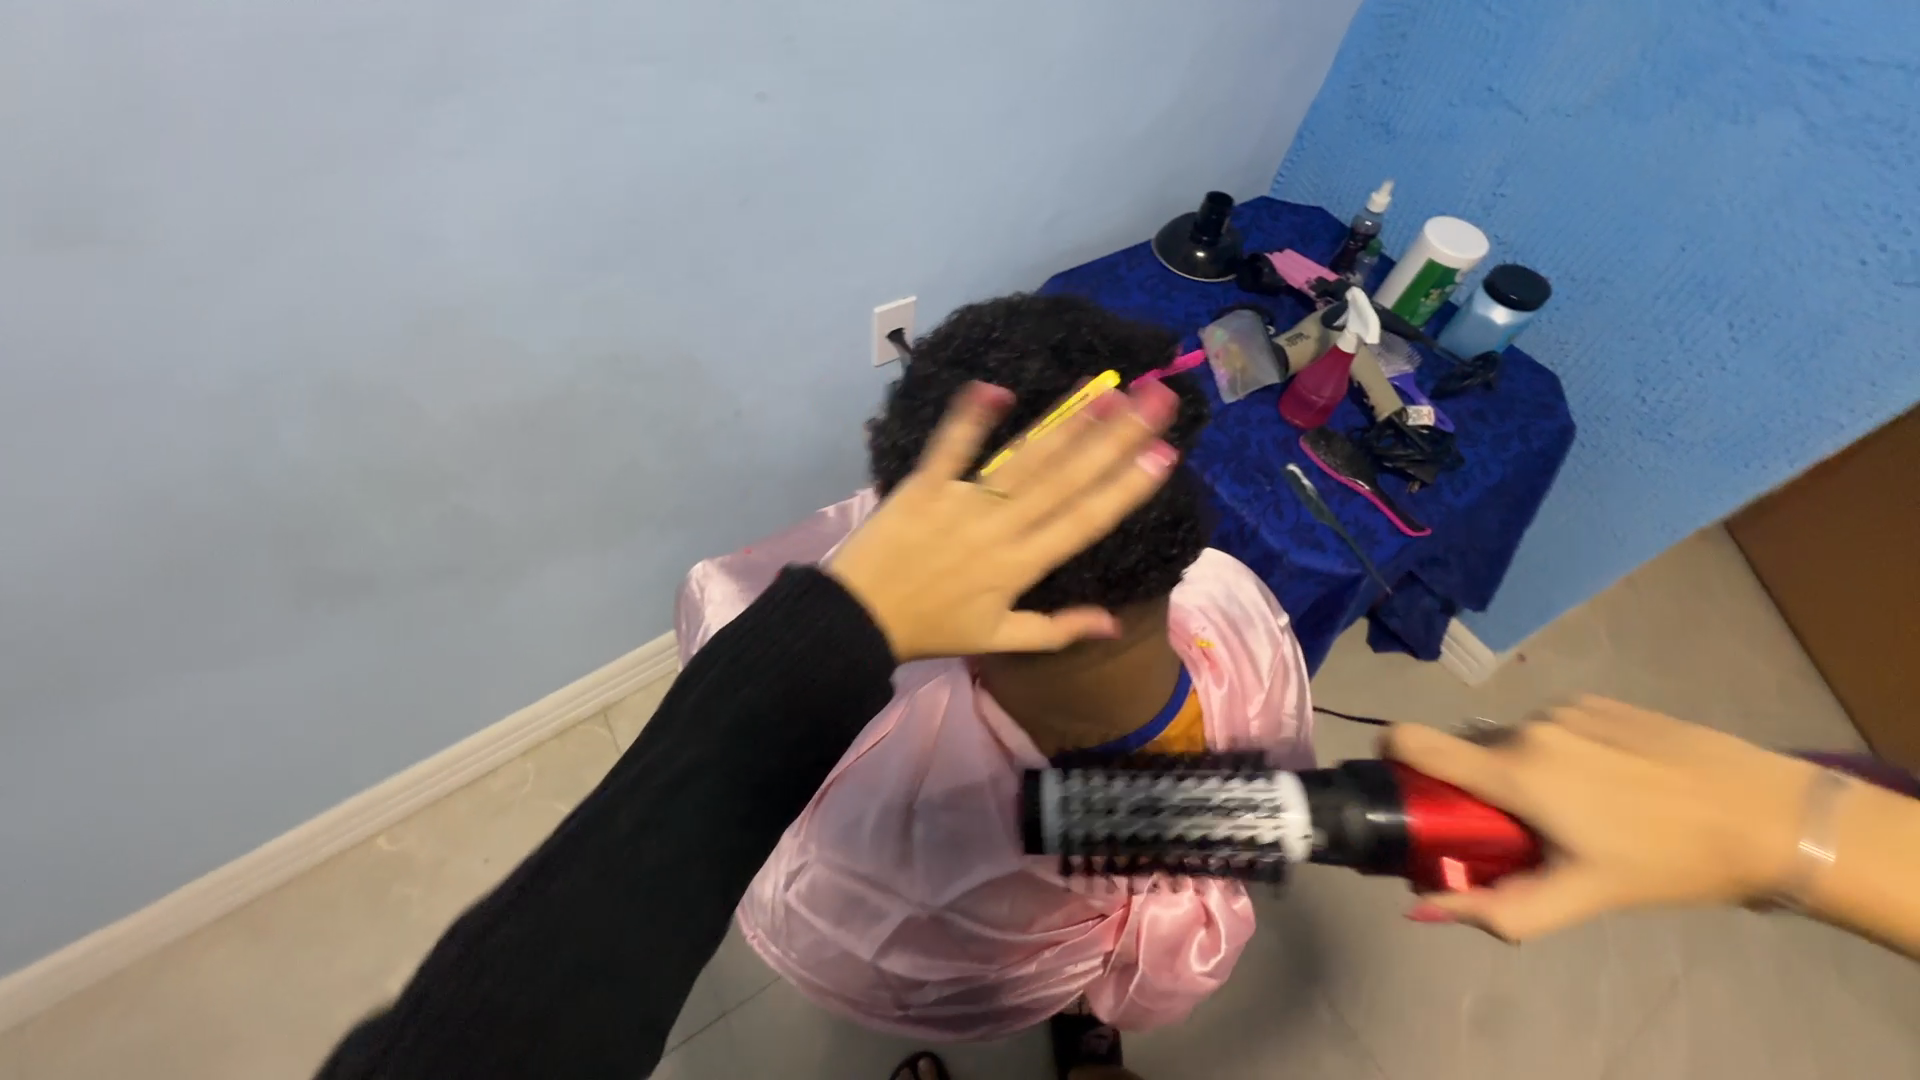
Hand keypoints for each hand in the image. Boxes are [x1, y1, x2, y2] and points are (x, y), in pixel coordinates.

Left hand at [825, 379, 1179, 661]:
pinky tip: (997, 388)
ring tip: (1104, 392)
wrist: (859, 620)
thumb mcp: (999, 640)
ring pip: (1023, 461)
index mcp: (1022, 566)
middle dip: (1115, 439)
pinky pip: (949, 448)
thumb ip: (1058, 629)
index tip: (1164, 454)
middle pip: (1066, 479)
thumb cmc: (934, 629)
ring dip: (1065, 425)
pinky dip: (970, 418)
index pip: (1084, 522)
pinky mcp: (923, 486)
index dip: (1126, 488)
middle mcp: (1001, 528)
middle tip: (1154, 400)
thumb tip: (1115, 623)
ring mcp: (961, 503)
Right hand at [1385, 696, 1817, 940]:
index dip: (1389, 756)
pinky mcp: (1595, 700)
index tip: (1405, 787)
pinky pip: (1549, 726)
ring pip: (1510, 741)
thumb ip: (1497, 908)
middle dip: (1478, 788)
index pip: (1410, 740)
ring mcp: (1561, 708)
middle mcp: (1523, 728)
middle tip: (1525, 828)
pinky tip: (1610, 779)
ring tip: (1581, 806)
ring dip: (1521, 770)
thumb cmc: (1667, 861)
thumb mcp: (1584, 897)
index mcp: (1511, 771)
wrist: (1773, 816)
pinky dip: (1559, 751)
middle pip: (1467, 753)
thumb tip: (1421, 908)